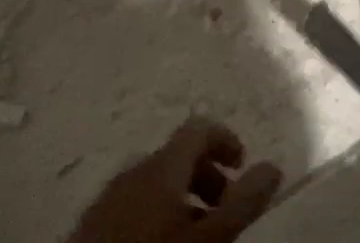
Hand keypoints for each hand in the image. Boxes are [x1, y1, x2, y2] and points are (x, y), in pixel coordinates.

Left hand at [69, 117, 281, 242]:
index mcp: (162, 166)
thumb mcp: (209, 238)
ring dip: (182, 198)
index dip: (226, 140)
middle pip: (178, 156)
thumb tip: (271, 166)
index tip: (243, 168)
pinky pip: (132, 204)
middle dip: (207, 176)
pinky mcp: (88, 226)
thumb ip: (243, 201)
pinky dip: (155, 214)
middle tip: (224, 212)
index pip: (200, 127)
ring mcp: (106, 198)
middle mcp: (133, 171)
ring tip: (194, 235)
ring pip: (154, 183)